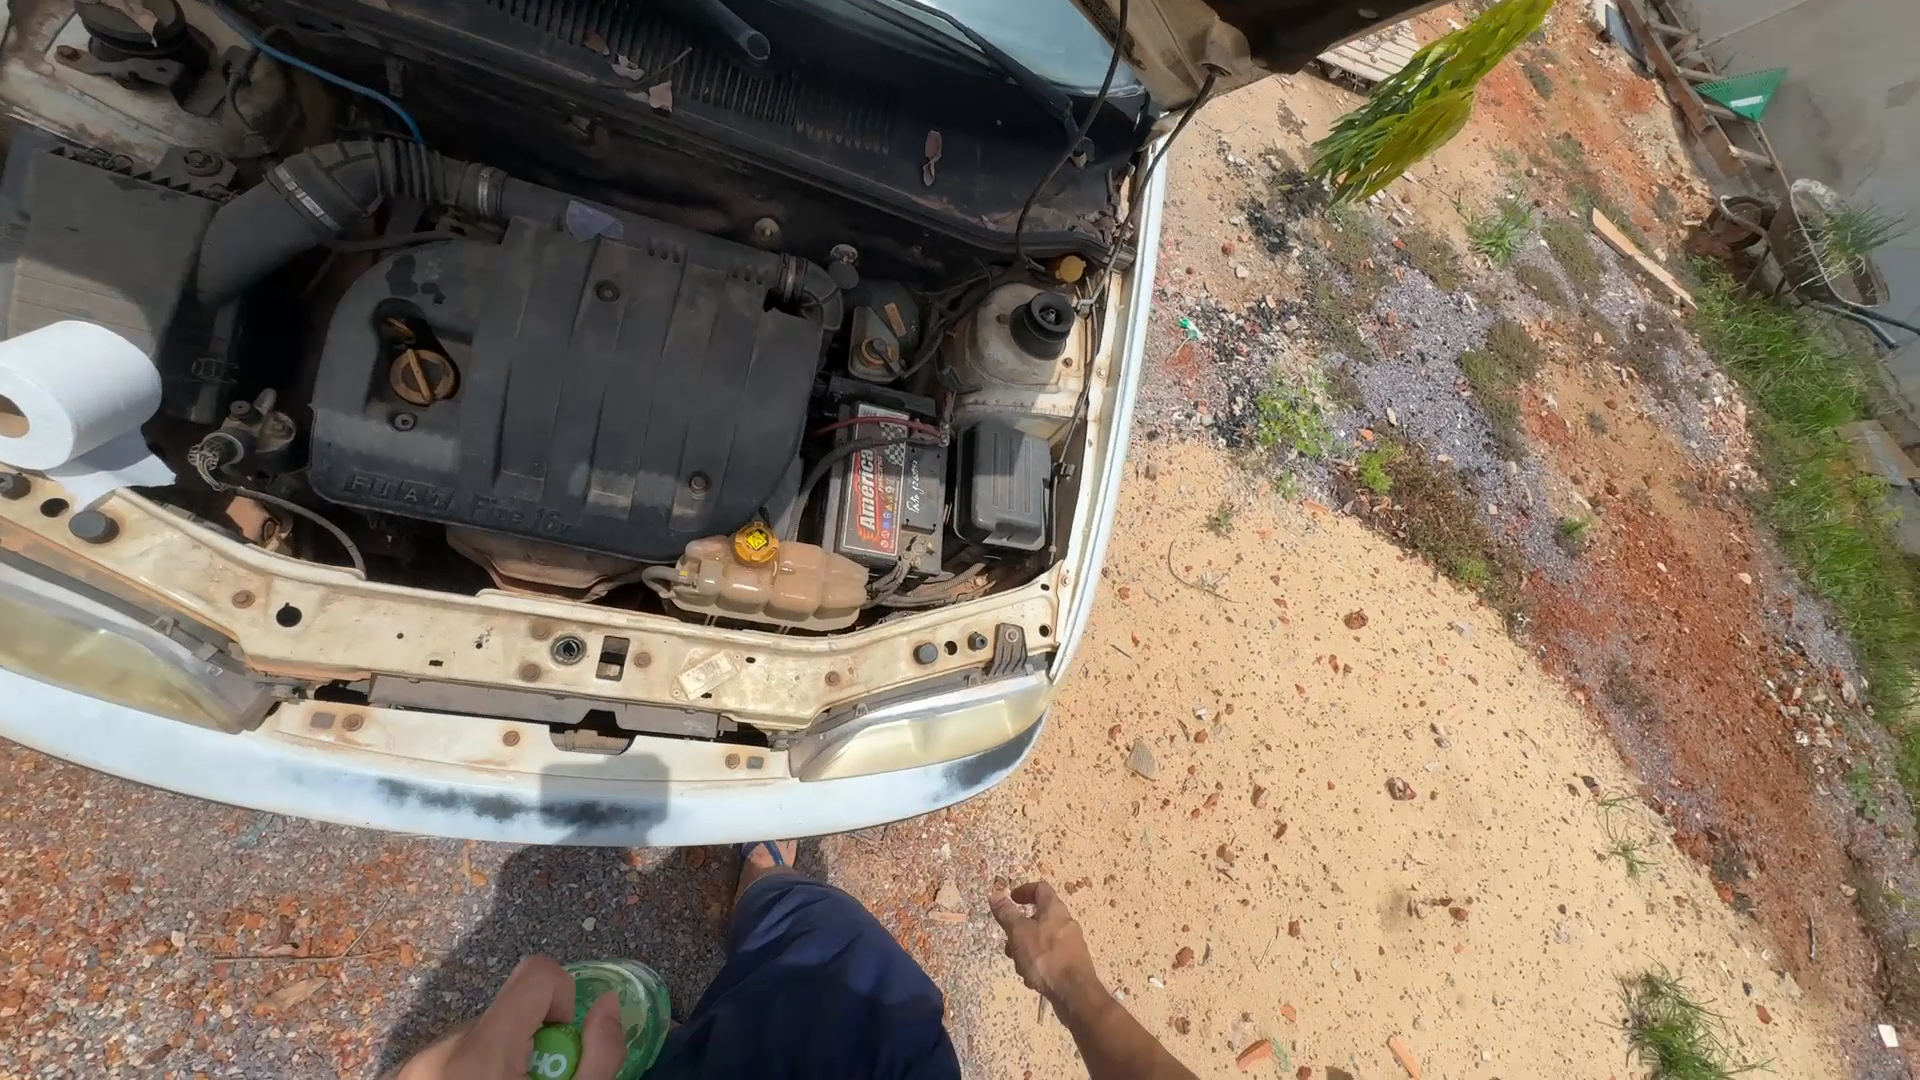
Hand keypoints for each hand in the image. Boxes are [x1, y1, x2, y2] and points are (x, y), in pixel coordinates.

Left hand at [396, 954, 626, 1079]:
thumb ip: (600, 1054)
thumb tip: (607, 1002)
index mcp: (480, 1048)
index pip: (536, 971)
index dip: (563, 1000)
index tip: (560, 1050)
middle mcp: (436, 1049)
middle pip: (508, 1013)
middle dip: (529, 1046)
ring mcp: (406, 1069)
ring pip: (477, 1042)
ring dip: (496, 1066)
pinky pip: (444, 1064)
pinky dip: (465, 1079)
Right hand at [988, 880, 1102, 1007]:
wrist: (1075, 993)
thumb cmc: (1045, 956)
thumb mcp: (1019, 932)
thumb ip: (1006, 913)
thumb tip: (994, 892)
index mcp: (1054, 909)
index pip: (1040, 888)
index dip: (1023, 890)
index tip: (1011, 900)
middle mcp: (1066, 922)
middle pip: (1039, 916)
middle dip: (1020, 929)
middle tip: (1009, 941)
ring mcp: (1071, 944)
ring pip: (1043, 939)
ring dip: (1026, 948)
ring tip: (1018, 964)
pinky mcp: (1072, 964)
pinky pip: (1051, 957)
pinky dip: (1038, 962)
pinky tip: (1031, 978)